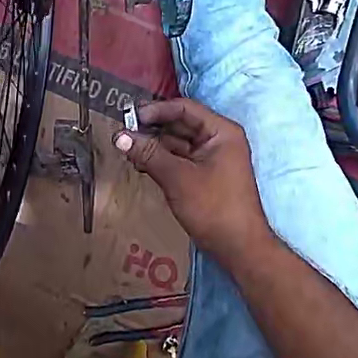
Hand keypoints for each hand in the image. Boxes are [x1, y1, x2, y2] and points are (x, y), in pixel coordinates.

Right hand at [114, 97, 272, 250]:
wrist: (238, 248)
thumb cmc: (214, 208)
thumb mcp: (177, 177)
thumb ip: (147, 153)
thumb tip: (118, 136)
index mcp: (221, 132)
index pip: (183, 108)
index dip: (155, 111)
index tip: (129, 118)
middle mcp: (217, 140)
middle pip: (178, 124)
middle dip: (150, 128)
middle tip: (122, 133)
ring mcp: (210, 157)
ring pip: (175, 142)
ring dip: (151, 145)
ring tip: (127, 150)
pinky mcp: (202, 174)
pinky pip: (177, 158)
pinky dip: (158, 159)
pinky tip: (139, 163)